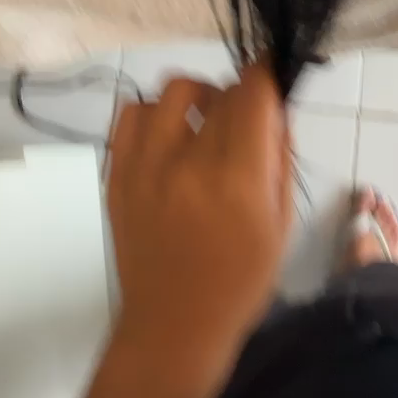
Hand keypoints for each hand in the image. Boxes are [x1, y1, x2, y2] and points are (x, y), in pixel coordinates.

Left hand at [106, 65, 292, 361]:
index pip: (252, 94)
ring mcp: (145, 166)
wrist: (173, 326)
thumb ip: (280, 158)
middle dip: (239, 95)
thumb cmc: (240, 280)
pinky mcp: (117, 175)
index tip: (270, 71)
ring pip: (172, 90)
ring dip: (197, 95)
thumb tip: (276, 108)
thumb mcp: (281, 222)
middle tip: (244, 118)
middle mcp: (188, 162)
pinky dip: (154, 113)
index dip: (265, 74)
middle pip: (219, 91)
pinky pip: (131, 114)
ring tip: (203, 120)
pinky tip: (167, 135)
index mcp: (237, 178)